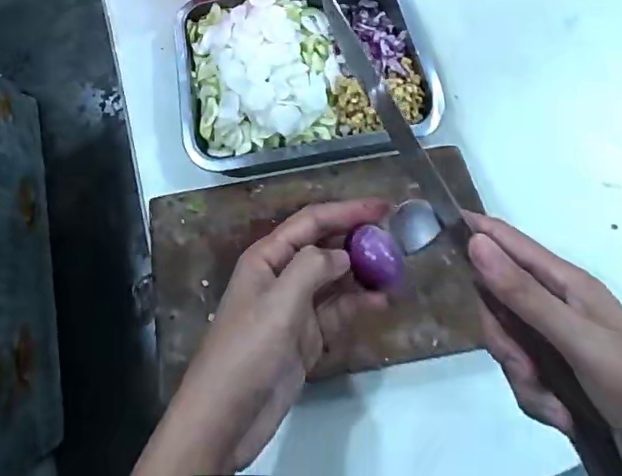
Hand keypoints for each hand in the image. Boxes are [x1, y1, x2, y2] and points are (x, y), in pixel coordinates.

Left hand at [134, 199, 390, 474]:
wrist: (226, 415)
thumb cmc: (247, 350)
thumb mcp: (279, 303)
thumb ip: (312, 269)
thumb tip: (343, 253)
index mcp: (268, 257)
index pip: (311, 221)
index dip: (346, 210)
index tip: (382, 207)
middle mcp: (281, 275)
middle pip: (324, 246)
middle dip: (356, 238)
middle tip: (395, 236)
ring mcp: (295, 306)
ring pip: (334, 278)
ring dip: (362, 271)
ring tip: (395, 267)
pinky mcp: (306, 336)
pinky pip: (336, 311)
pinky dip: (358, 303)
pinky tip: (381, 300)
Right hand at [466, 213, 621, 475]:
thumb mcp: (576, 337)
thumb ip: (522, 292)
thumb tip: (474, 238)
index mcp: (566, 282)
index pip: (508, 240)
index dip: (474, 230)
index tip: (433, 226)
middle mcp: (558, 305)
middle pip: (498, 300)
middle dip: (502, 335)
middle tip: (520, 361)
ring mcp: (559, 343)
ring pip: (508, 342)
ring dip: (522, 375)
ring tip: (553, 402)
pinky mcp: (562, 379)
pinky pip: (525, 376)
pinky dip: (537, 399)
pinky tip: (563, 418)